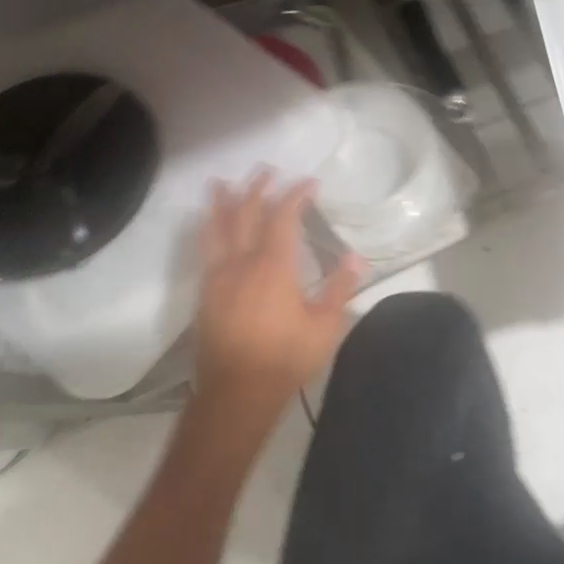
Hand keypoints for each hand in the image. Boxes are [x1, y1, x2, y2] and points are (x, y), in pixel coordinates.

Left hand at [193, 173, 364, 427]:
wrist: (237, 393)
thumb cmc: (286, 358)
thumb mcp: (325, 326)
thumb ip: (339, 289)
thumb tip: (357, 258)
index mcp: (274, 267)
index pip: (283, 218)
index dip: (295, 196)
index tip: (309, 183)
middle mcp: (242, 264)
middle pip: (245, 215)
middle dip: (256, 190)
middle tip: (265, 171)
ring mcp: (219, 278)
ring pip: (217, 230)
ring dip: (222, 204)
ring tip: (221, 184)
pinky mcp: (206, 295)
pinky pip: (206, 251)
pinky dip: (209, 230)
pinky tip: (211, 229)